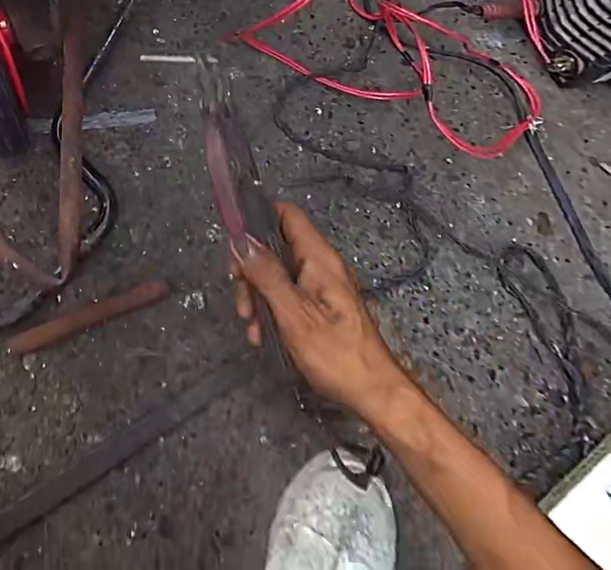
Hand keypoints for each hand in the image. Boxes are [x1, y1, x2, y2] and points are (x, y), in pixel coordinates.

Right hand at [233, 201, 416, 420]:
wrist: (374, 394)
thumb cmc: (338, 356)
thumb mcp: (294, 314)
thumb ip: (266, 274)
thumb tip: (243, 243)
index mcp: (319, 258)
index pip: (287, 214)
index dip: (258, 218)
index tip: (236, 239)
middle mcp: (321, 266)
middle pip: (275, 247)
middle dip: (251, 269)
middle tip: (241, 295)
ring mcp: (321, 286)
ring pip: (277, 274)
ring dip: (257, 295)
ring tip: (251, 324)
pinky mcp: (319, 307)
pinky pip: (287, 295)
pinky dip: (270, 310)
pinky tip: (263, 334)